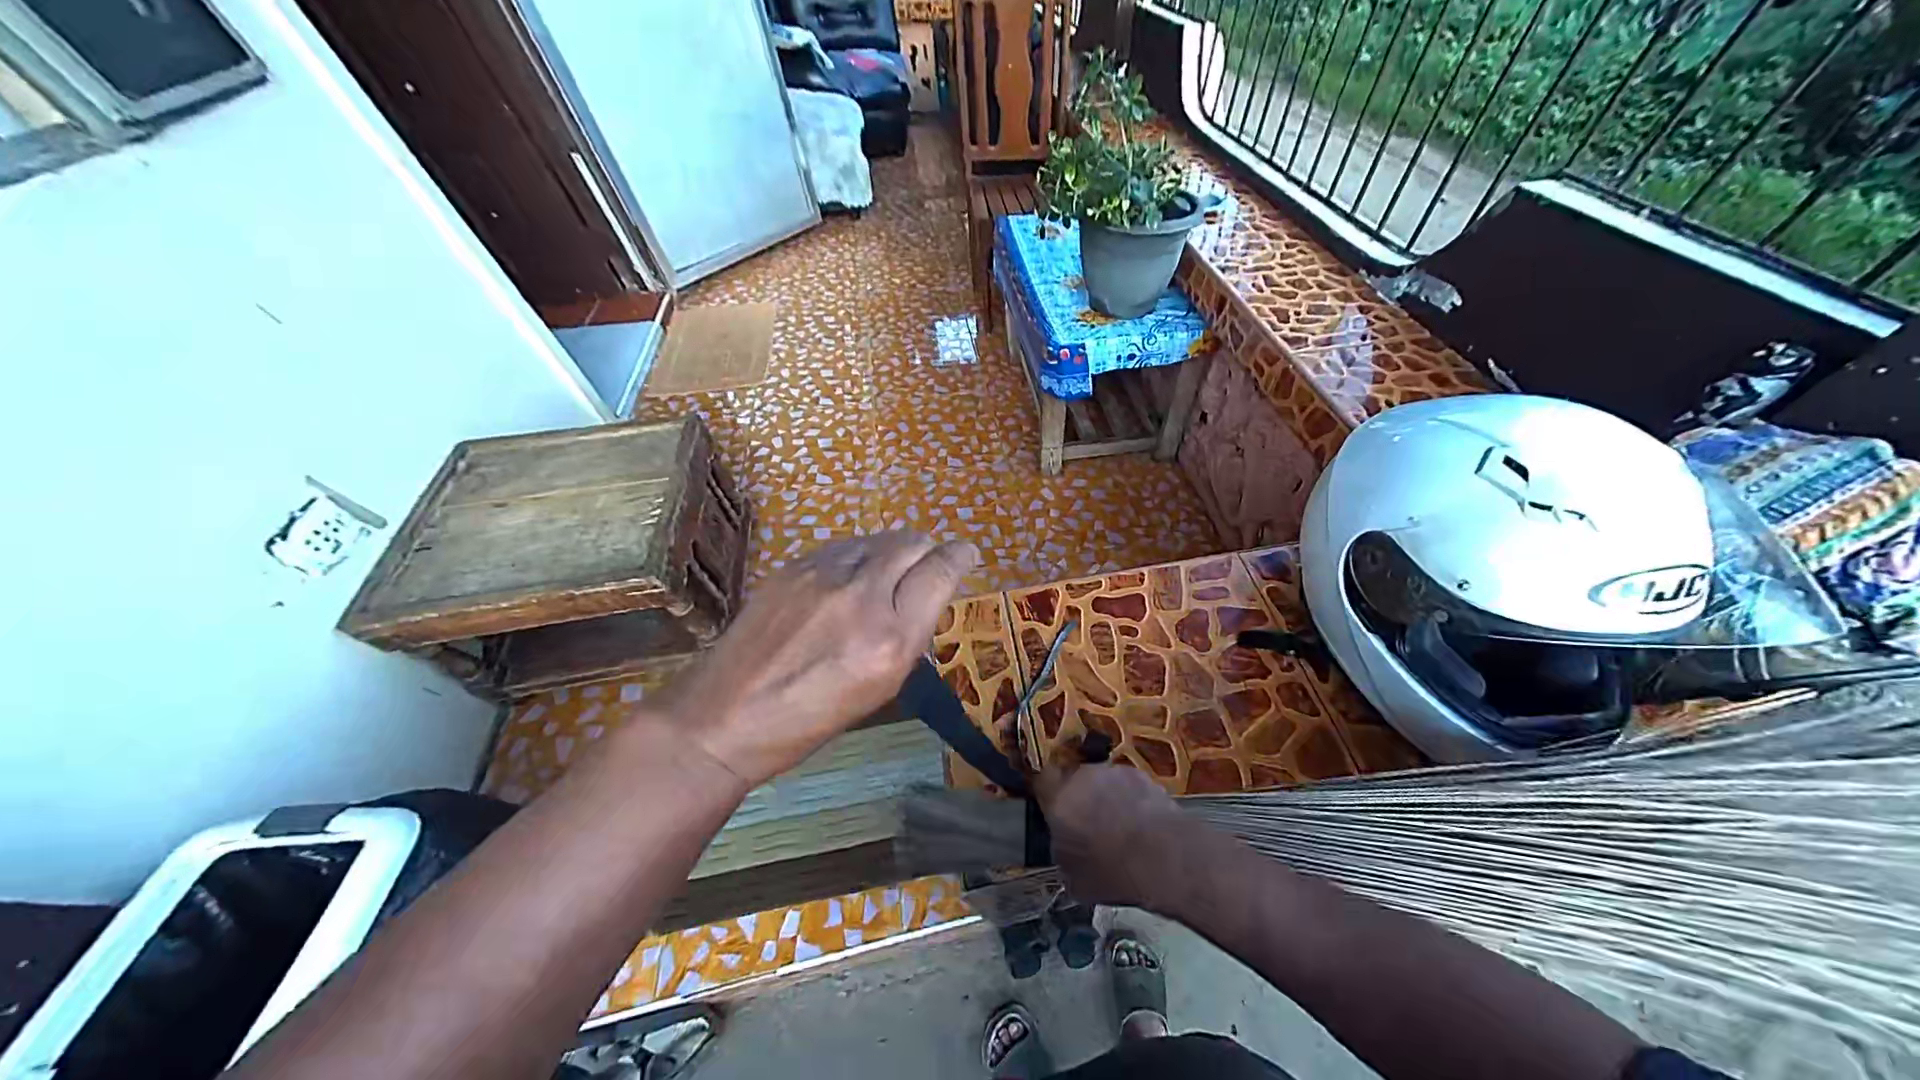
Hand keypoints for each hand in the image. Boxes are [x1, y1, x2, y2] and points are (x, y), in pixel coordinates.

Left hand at [660, 531, 977, 787]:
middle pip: (912, 542)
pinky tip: (848, 579)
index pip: (941, 571)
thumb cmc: (810, 720)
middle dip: (928, 549)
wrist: (727, 714)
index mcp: (891, 640)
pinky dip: (858, 555)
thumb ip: (908, 635)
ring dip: (892, 551)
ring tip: (885, 576)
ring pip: (877, 538)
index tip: (966, 553)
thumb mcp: (879, 689)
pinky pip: (843, 546)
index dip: (960, 556)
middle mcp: (862, 596)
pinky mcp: (794, 567)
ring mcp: (823, 575)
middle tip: (927, 565)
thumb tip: (924, 594)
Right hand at [1034, 760, 1195, 912]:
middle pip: (1073, 780)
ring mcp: (1114, 773)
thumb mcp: (1073, 879)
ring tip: (1121, 827)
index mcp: (1058, 800)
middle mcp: (1083, 777)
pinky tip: (1142, 824)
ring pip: (1102, 782)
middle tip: (1089, 824)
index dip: (1046, 793)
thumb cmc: (1113, 873)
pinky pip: (1128, 785)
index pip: (1041, 781)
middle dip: (1079, 798)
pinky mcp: (1143, 776)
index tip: (1053, 808)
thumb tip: (1066, 846)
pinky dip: (1132, 799)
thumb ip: (1062, 852)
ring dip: (1106, 798)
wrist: (1167, 859)